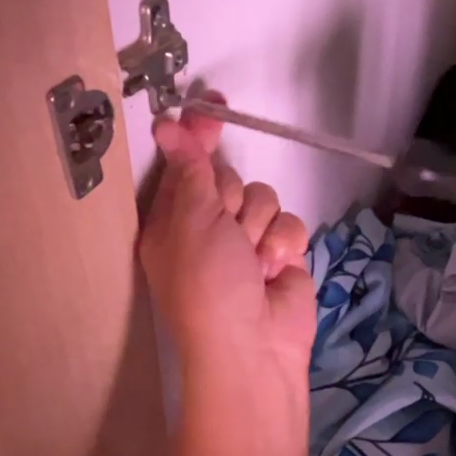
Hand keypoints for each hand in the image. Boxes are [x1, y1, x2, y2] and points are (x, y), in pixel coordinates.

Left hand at [138, 96, 313, 391]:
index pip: (185, 165)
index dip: (198, 136)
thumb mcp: (193, 221)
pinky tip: (275, 272)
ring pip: (265, 199)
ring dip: (261, 227)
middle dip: (236, 198)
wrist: (253, 348)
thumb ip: (189, 169)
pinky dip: (285, 246)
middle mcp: (208, 229)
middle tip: (229, 226)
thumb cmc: (209, 285)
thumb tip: (165, 124)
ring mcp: (246, 244)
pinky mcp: (280, 257)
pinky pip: (289, 225)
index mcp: (172, 221)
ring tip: (254, 262)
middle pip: (231, 177)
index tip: (213, 107)